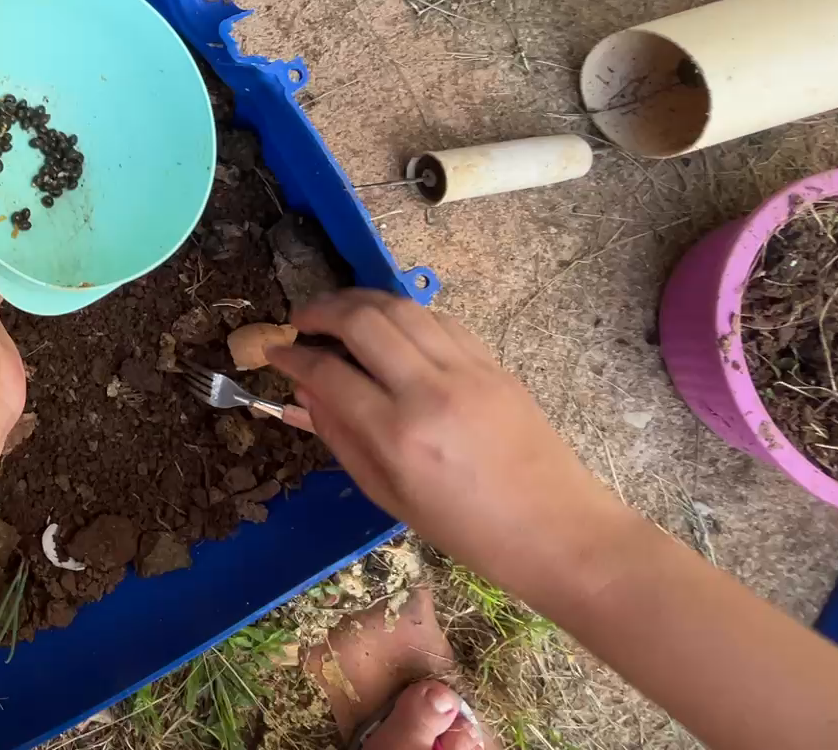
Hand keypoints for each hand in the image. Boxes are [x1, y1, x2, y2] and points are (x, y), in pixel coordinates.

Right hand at [267, 289, 637, 596]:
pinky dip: (401, 312)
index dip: (291, 355)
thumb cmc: (465, 528)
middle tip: (299, 320)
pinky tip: (387, 325)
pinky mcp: (494, 365)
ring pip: (400, 307)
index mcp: (398, 434)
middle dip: (319, 311)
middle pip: (361, 321)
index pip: (327, 371)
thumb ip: (337, 434)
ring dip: (357, 300)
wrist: (564, 535)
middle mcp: (430, 392)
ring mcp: (468, 373)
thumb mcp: (384, 491)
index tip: (274, 350)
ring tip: (335, 311)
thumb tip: (303, 388)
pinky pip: (437, 319)